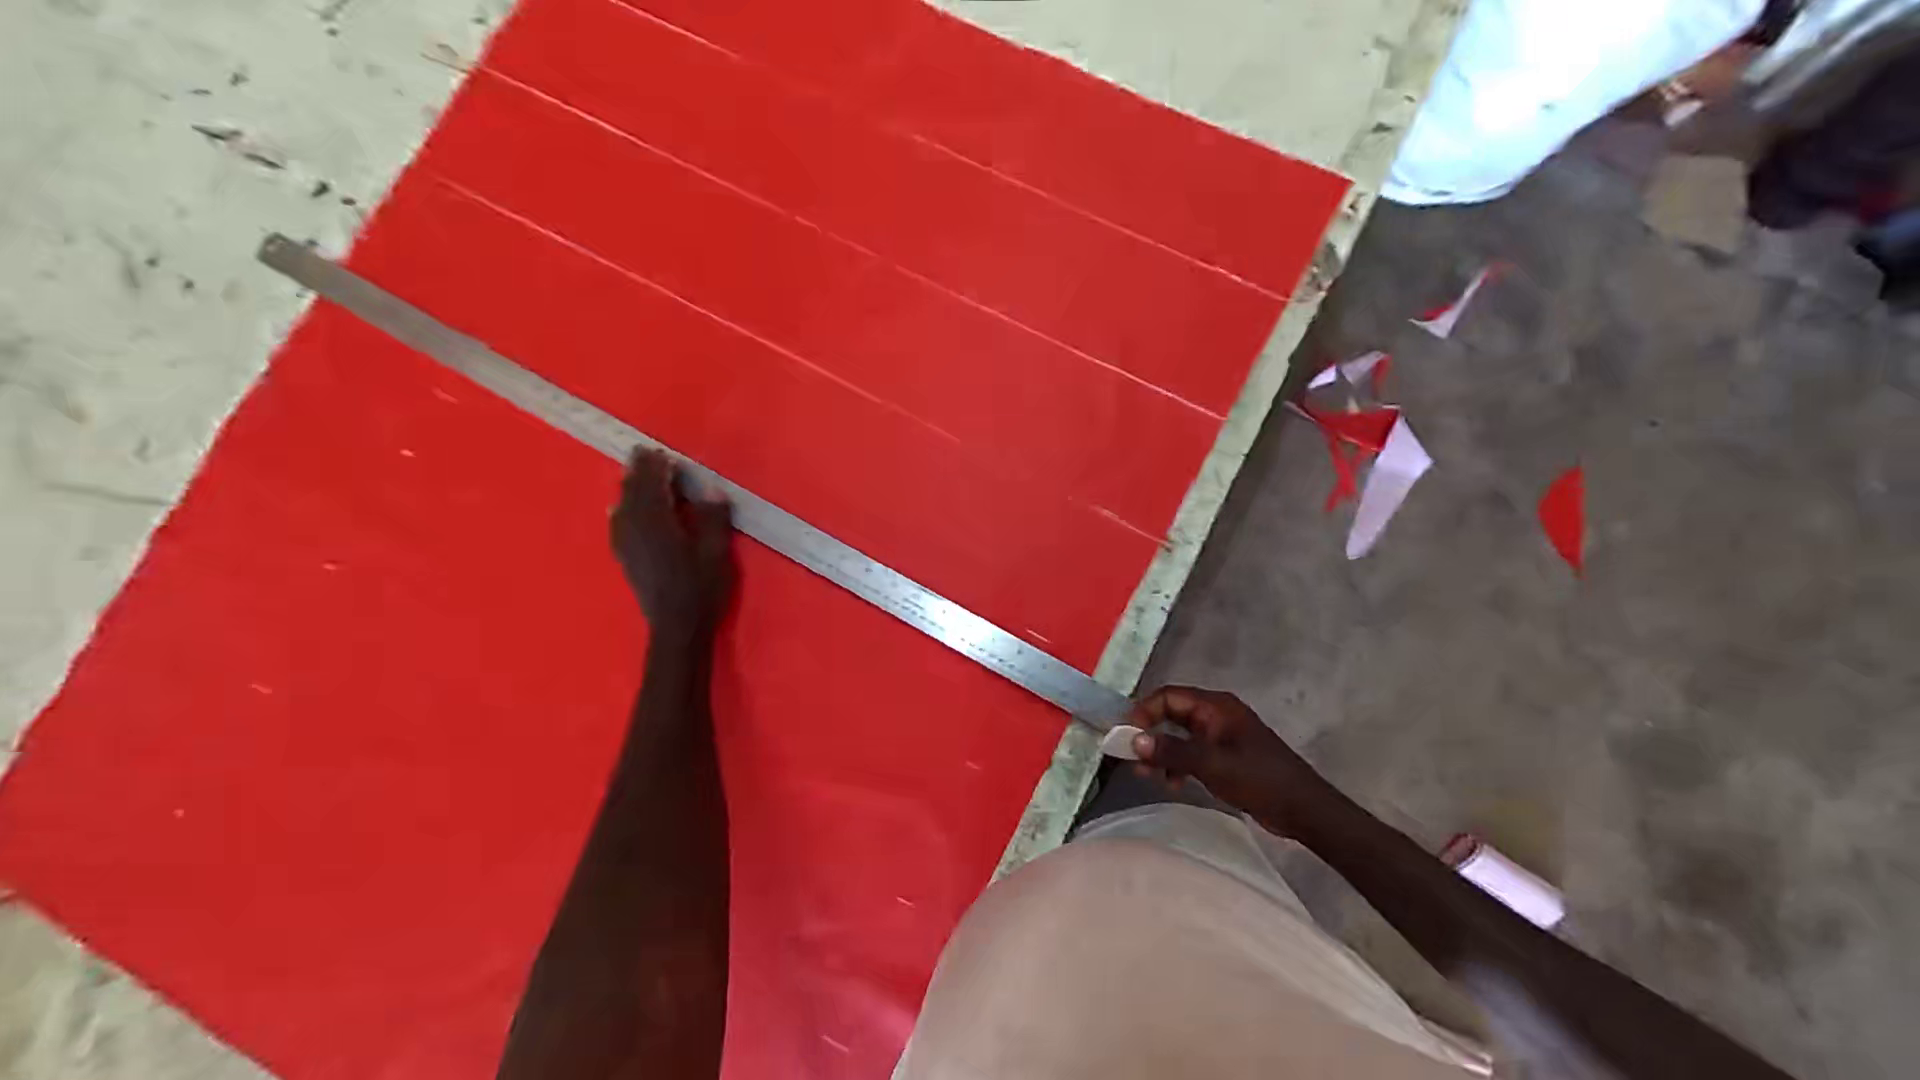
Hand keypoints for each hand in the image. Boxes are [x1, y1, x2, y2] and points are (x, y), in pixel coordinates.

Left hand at [610, 449, 734, 637]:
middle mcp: (635, 527)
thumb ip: (714, 518)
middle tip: (645, 453)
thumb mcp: (717, 552)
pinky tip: (620, 509)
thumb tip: (711, 490)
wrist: (677, 626)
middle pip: (633, 490)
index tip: (665, 453)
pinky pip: (618, 523)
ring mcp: (626, 543)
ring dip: (629, 486)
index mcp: (658, 521)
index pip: (653, 484)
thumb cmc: (701, 588)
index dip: (658, 466)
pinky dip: (622, 508)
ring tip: (635, 473)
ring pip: (622, 505)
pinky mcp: (625, 557)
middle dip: (639, 470)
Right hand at [1129, 686, 1348, 837]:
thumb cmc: (1260, 779)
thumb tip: (1133, 741)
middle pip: (1171, 714)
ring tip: (1148, 774)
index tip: (1127, 734)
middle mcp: (1216, 715)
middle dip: (1150, 733)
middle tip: (1131, 756)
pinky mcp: (1224, 755)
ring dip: (1161, 751)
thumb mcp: (1213, 765)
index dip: (1144, 712)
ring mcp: (1221, 735)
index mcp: (1216, 706)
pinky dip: (1177, 763)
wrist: (1304, 809)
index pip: (1169, 696)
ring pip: (1179, 735)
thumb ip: (1172, 752)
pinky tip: (1172, 782)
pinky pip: (1191, 751)